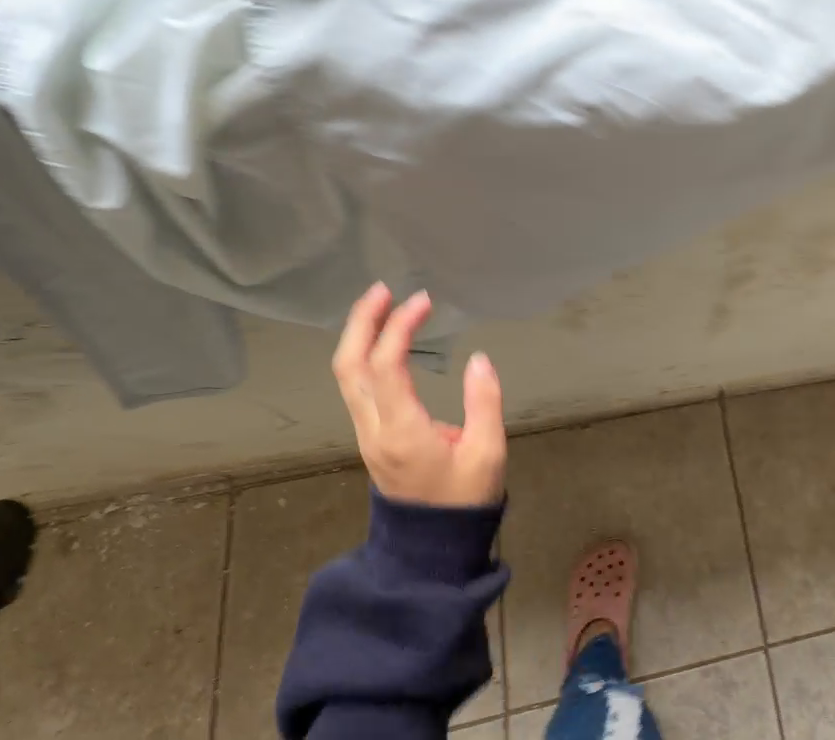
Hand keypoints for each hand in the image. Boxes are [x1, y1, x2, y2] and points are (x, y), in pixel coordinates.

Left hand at [333, 283, 506, 506]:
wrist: (432, 545)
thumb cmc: (465, 498)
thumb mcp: (487, 452)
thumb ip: (484, 403)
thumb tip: (479, 358)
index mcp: (402, 431)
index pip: (387, 367)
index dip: (399, 328)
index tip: (423, 300)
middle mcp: (374, 429)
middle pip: (349, 366)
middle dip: (362, 322)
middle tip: (384, 289)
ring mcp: (367, 433)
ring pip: (346, 376)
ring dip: (359, 335)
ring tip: (382, 304)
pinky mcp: (372, 436)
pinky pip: (356, 386)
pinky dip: (364, 354)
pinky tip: (383, 339)